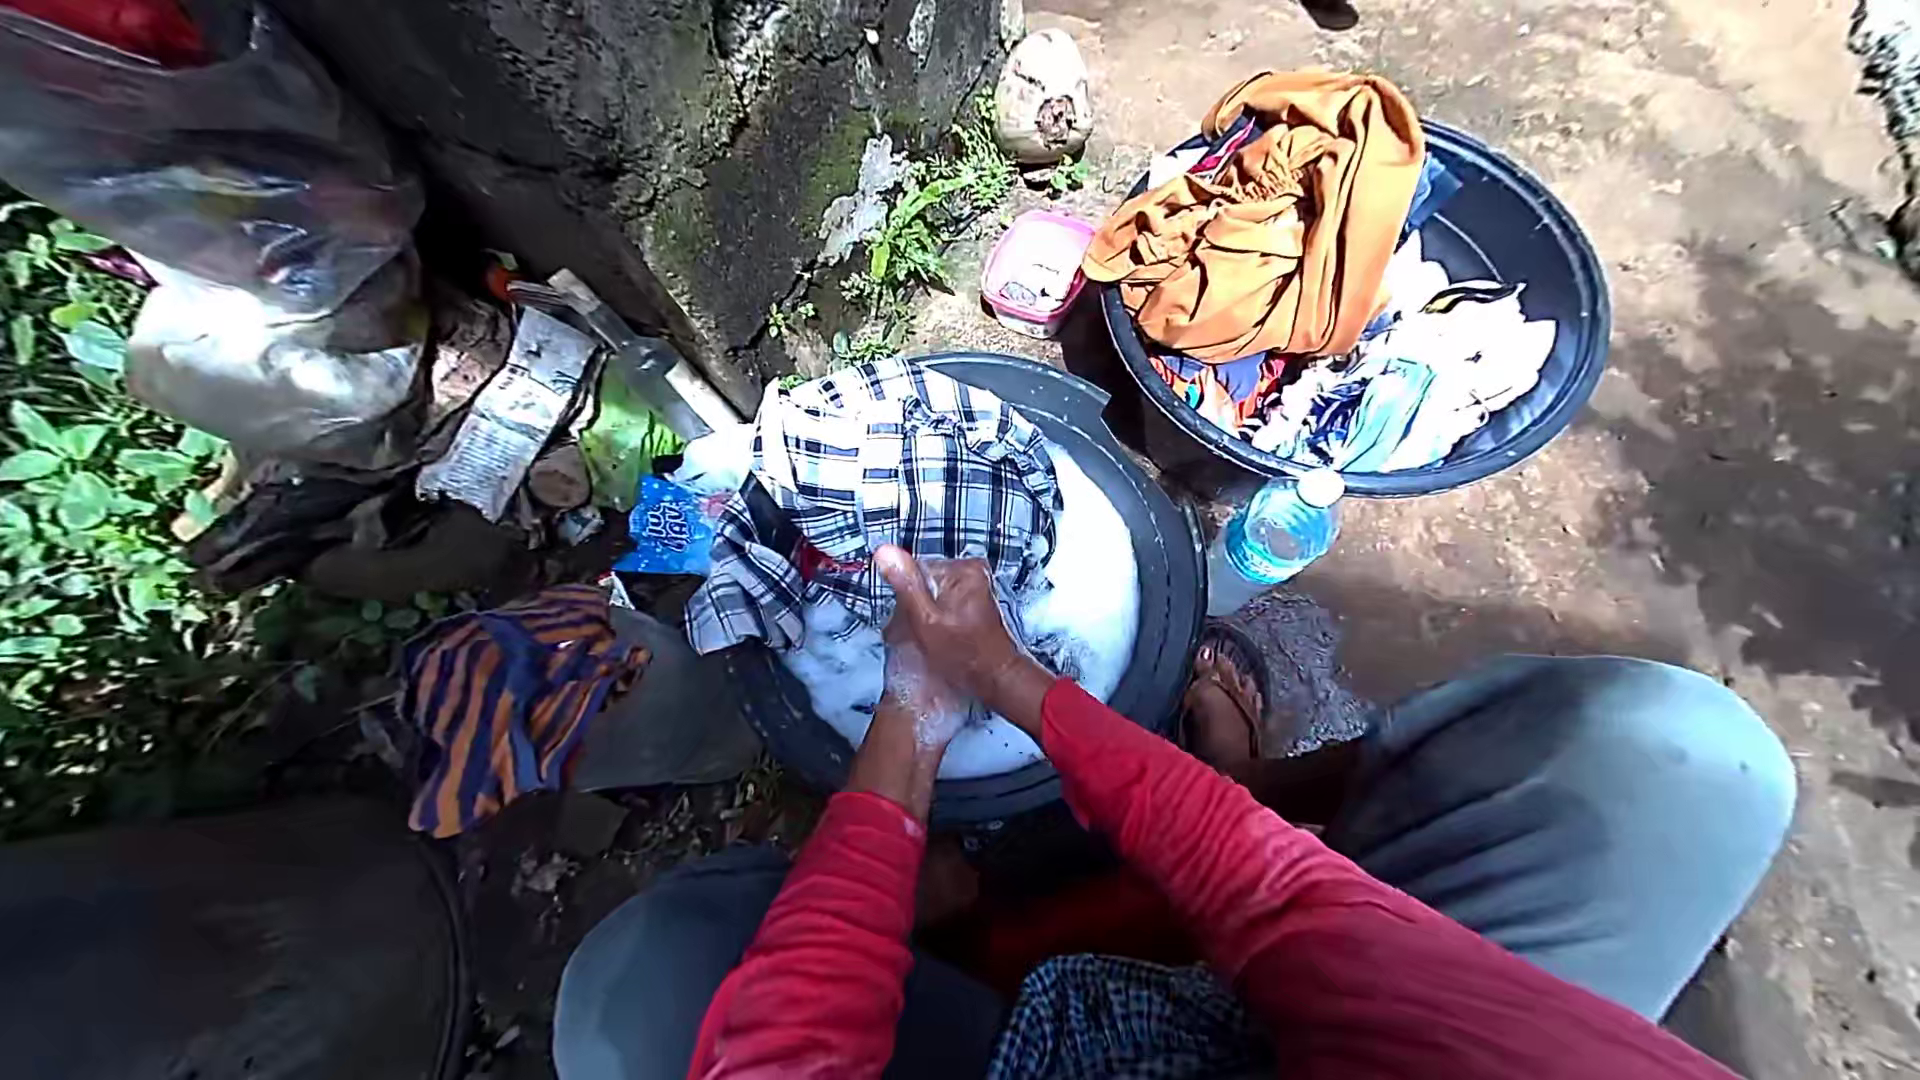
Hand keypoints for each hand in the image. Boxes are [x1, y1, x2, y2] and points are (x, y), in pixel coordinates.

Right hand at [873, 545, 1054, 735]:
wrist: (996, 678)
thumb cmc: (966, 655)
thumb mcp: (927, 621)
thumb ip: (906, 585)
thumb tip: (885, 552)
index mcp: (963, 569)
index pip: (915, 570)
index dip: (906, 598)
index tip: (910, 619)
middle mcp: (973, 571)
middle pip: (925, 581)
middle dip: (917, 606)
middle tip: (922, 631)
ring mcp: (977, 586)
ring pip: (933, 593)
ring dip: (927, 613)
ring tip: (935, 636)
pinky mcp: (977, 600)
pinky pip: (946, 602)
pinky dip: (939, 617)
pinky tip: (943, 636)